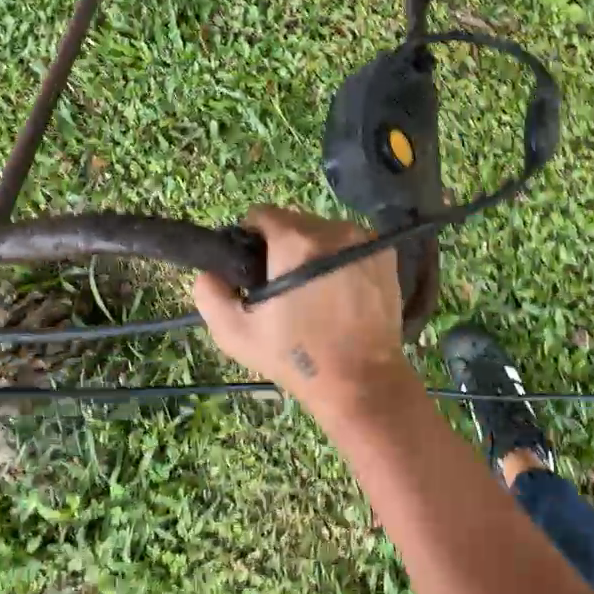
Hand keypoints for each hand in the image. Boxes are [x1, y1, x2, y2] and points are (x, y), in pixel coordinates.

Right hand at [193, 206, 413, 418]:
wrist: (361, 378)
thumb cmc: (297, 356)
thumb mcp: (237, 333)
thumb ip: (211, 294)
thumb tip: (209, 271)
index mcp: (294, 240)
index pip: (262, 214)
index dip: (251, 238)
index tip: (254, 267)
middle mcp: (331, 228)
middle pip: (295, 221)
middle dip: (283, 245)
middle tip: (283, 285)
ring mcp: (362, 238)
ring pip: (324, 230)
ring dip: (314, 250)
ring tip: (314, 290)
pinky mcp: (384, 252)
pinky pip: (351, 242)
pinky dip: (341, 257)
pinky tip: (340, 289)